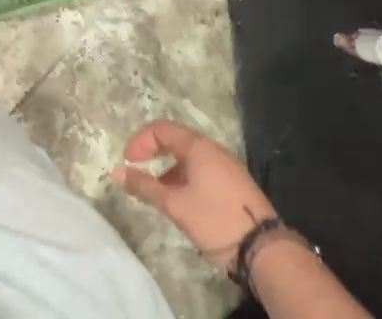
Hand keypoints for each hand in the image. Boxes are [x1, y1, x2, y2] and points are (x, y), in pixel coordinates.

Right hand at [112, 120, 275, 269]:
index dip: (140, 141)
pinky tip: (181, 202)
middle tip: (138, 170)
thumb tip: (117, 172)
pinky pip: (203, 172)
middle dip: (154, 153)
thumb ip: (144, 186)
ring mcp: (228, 169)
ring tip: (158, 192)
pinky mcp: (235, 187)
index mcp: (199, 148)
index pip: (162, 129)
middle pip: (177, 141)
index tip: (128, 161)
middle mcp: (214, 152)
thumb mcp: (174, 204)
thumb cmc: (215, 219)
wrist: (265, 251)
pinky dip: (184, 179)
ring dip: (169, 169)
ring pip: (190, 159)